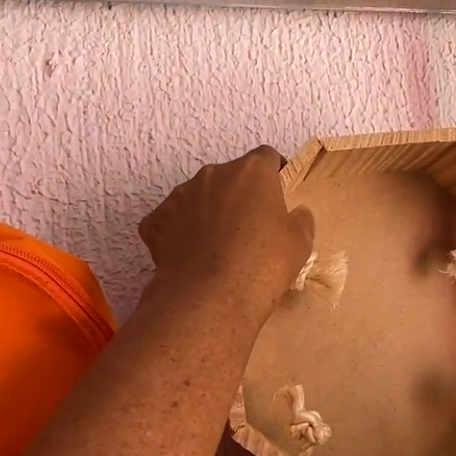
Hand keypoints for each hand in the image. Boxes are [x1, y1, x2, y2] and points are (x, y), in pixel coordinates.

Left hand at [139, 146, 314, 322]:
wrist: (210, 298)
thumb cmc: (263, 263)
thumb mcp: (300, 242)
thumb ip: (300, 219)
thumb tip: (296, 214)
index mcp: (251, 171)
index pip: (266, 158)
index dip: (274, 174)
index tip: (278, 193)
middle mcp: (212, 174)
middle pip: (230, 177)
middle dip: (239, 195)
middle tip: (250, 226)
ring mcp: (179, 196)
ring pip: (198, 197)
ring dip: (209, 212)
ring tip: (219, 246)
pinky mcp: (155, 222)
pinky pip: (171, 221)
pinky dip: (180, 233)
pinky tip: (192, 257)